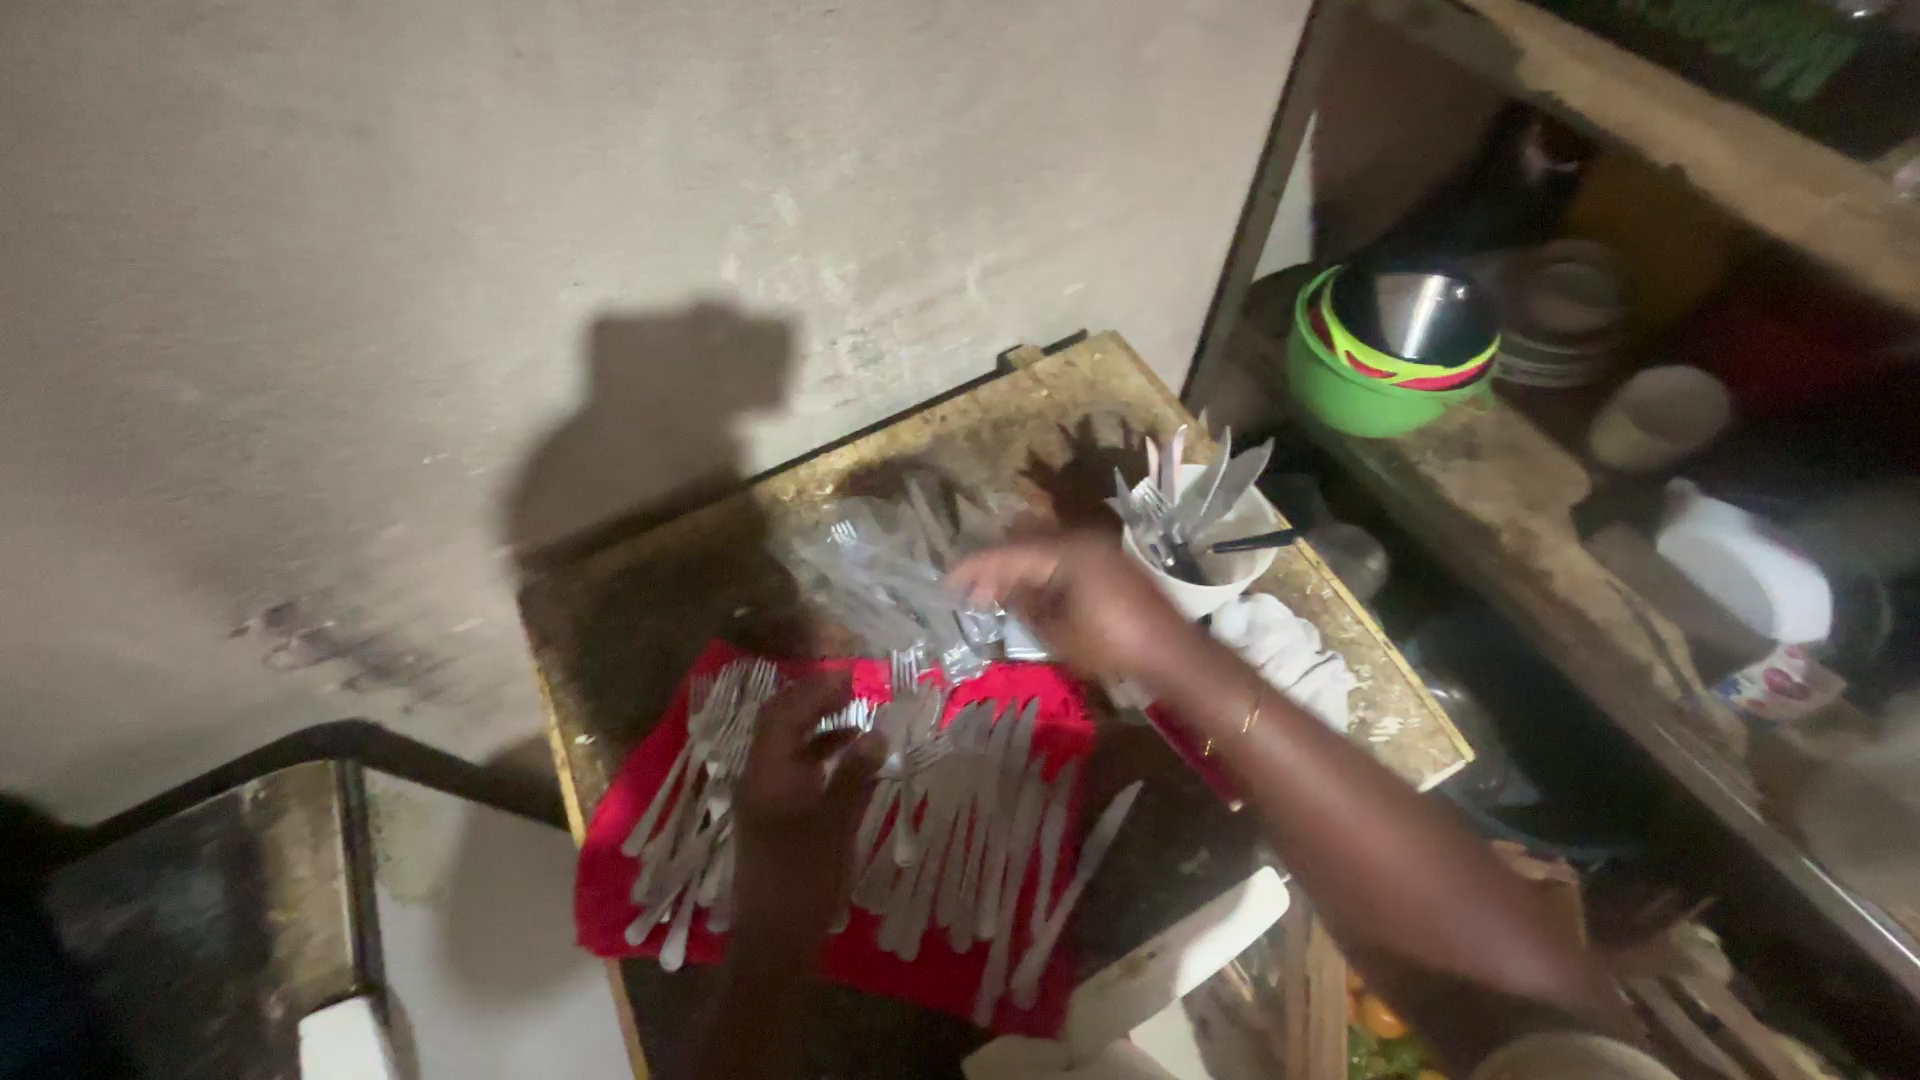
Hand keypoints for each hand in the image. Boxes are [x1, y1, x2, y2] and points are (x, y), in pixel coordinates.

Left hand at [732, 672, 884, 941]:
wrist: (775, 940)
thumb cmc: (804, 880)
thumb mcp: (835, 825)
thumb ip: (855, 775)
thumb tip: (878, 732)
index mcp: (766, 774)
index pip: (784, 714)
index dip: (815, 691)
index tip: (852, 677)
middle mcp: (759, 776)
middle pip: (780, 721)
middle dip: (813, 699)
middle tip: (852, 685)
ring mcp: (765, 794)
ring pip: (788, 742)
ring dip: (817, 722)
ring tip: (855, 708)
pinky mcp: (775, 812)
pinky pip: (795, 766)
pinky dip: (820, 750)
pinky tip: (850, 750)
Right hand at [949, 532, 1207, 683]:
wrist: (1172, 652)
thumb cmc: (1112, 646)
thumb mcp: (1058, 632)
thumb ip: (1024, 605)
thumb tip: (1000, 590)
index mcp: (1067, 551)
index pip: (1008, 553)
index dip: (976, 567)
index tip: (948, 580)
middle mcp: (1082, 539)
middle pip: (1025, 541)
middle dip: (995, 564)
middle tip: (970, 588)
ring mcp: (1100, 547)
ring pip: (1045, 547)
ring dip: (1018, 566)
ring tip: (995, 591)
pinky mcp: (1110, 561)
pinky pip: (1064, 555)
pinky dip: (1042, 570)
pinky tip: (1032, 590)